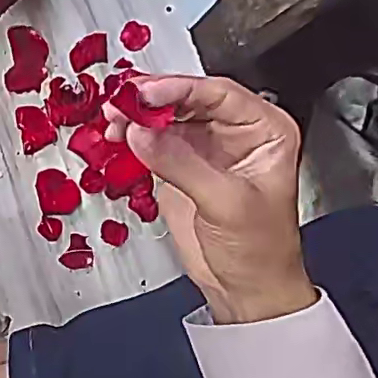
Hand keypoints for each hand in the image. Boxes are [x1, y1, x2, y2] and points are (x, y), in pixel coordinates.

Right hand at [105, 76, 315, 324]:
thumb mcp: (226, 203)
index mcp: (264, 130)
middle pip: (188, 99)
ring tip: (112, 117)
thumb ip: (182, 164)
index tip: (145, 94)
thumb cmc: (261, 250)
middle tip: (121, 101)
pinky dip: (132, 137)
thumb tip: (142, 133)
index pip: (218, 94)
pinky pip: (152, 142)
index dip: (179, 89)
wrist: (246, 289)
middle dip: (152, 99)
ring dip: (137, 116)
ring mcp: (204, 148)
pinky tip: (116, 136)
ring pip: (166, 117)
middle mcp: (235, 132)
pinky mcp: (180, 167)